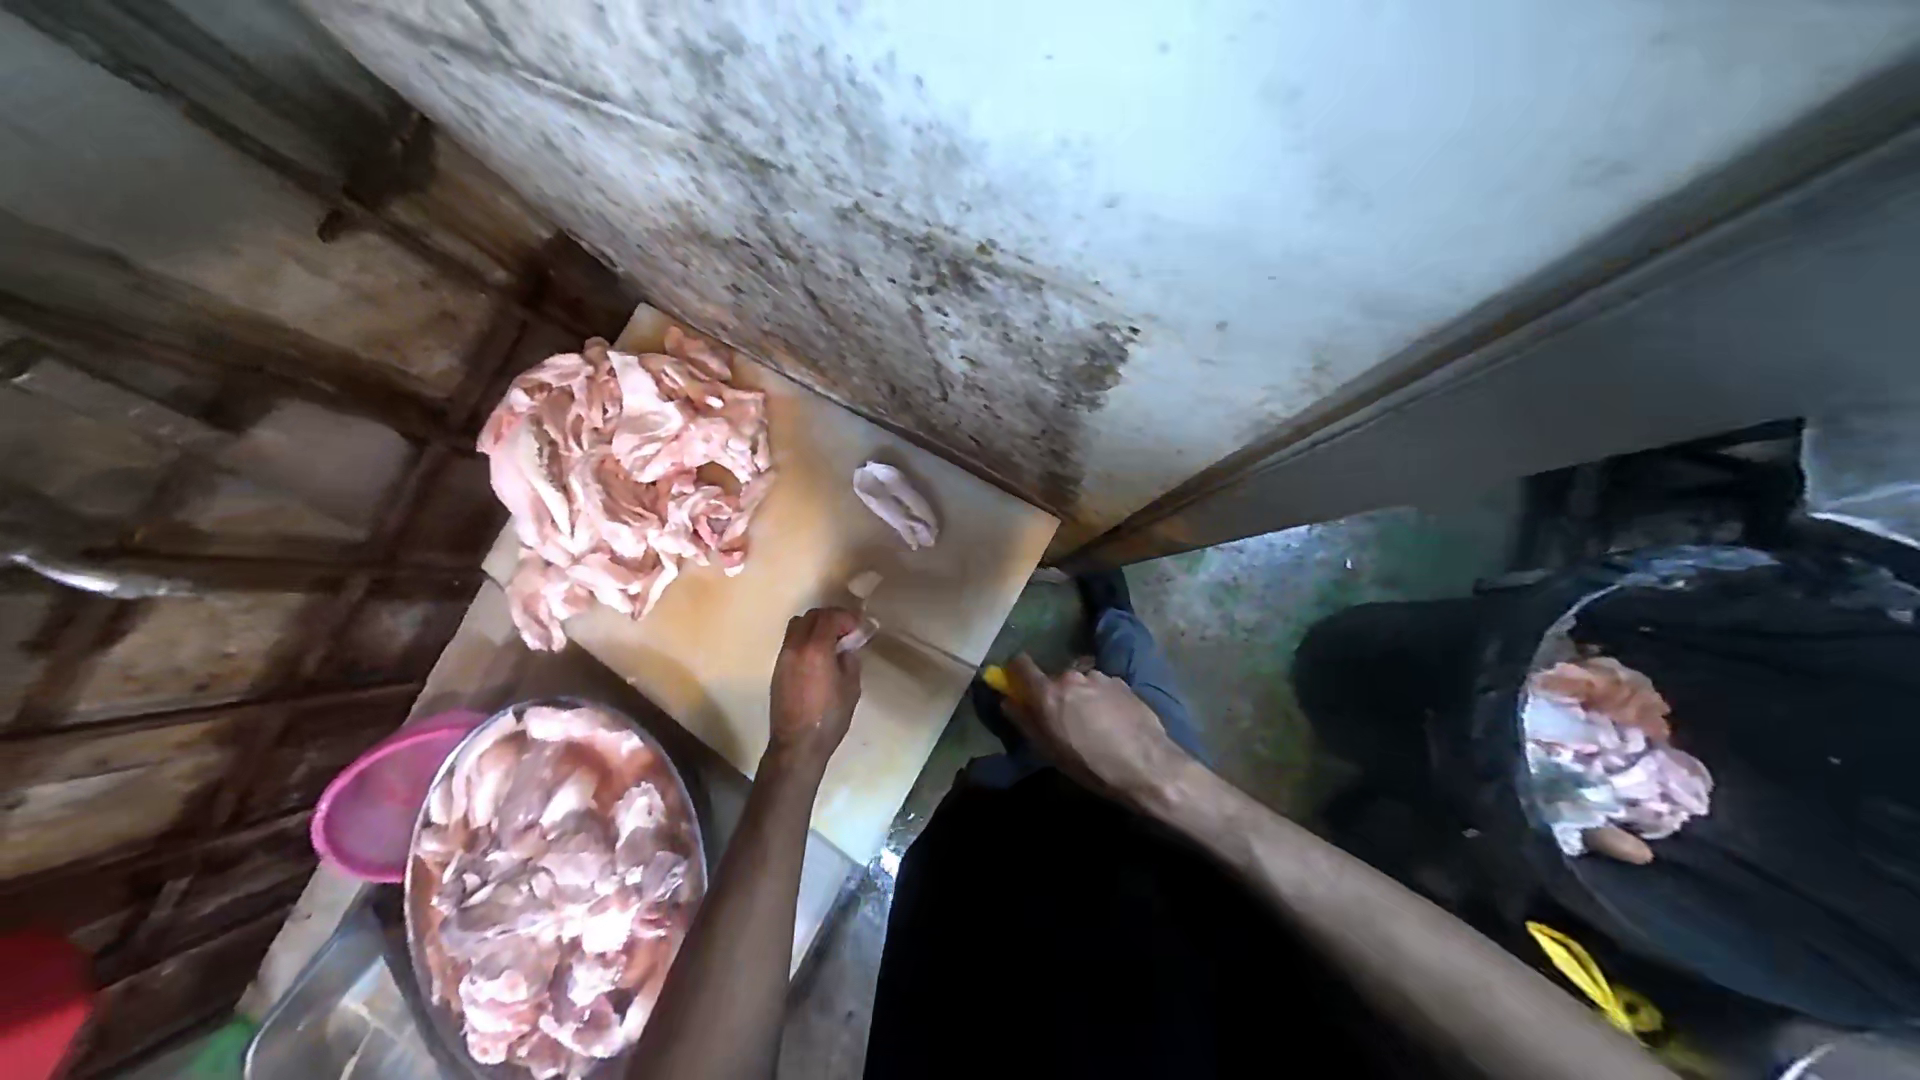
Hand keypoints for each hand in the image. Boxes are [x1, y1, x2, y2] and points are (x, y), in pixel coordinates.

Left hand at [767, 607, 862, 776]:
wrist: (798, 744)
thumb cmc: (830, 717)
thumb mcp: (851, 687)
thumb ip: (850, 660)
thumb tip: (846, 648)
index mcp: (816, 649)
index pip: (830, 617)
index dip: (846, 618)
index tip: (858, 628)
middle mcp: (795, 647)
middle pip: (811, 616)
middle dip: (831, 618)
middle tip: (847, 632)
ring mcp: (783, 657)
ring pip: (797, 626)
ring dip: (816, 626)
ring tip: (831, 642)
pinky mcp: (777, 669)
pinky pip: (792, 641)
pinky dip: (806, 639)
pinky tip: (818, 656)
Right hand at [1006, 654, 1192, 802]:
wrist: (1148, 765)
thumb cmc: (1092, 766)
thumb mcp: (1050, 751)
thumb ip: (1024, 720)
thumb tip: (1008, 700)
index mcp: (1049, 692)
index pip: (1020, 664)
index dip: (1016, 673)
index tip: (1018, 686)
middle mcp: (1071, 676)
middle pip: (1053, 678)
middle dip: (1054, 694)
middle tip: (1064, 721)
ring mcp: (1099, 676)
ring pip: (1079, 682)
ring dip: (1079, 696)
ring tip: (1093, 723)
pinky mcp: (1121, 681)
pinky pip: (1100, 686)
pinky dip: (1100, 698)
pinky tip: (1112, 721)